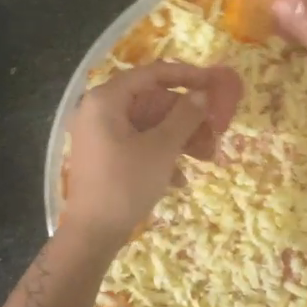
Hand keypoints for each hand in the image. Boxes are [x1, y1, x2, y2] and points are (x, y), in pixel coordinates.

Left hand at [63, 61, 242, 246]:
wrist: (92, 233)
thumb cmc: (126, 184)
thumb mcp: (161, 148)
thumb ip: (184, 116)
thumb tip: (202, 94)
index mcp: (106, 99)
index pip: (152, 74)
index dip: (186, 76)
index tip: (214, 83)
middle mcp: (97, 110)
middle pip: (150, 101)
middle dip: (185, 117)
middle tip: (214, 131)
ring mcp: (98, 135)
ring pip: (146, 125)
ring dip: (177, 139)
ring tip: (205, 157)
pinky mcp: (102, 156)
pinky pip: (136, 144)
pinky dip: (159, 154)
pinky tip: (179, 180)